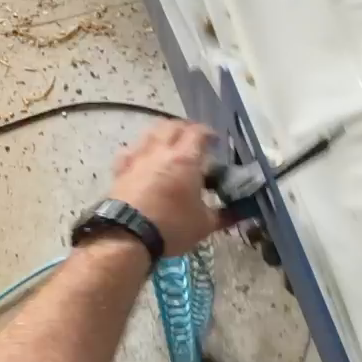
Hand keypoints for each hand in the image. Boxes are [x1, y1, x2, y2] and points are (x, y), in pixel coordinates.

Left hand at [110, 120, 222, 256]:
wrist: (127, 235)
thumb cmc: (172, 227)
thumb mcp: (204, 225)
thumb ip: (223, 215)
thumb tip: (241, 213)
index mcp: (185, 159)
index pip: (198, 133)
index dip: (209, 133)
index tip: (215, 141)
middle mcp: (161, 152)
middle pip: (172, 126)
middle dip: (186, 128)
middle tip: (194, 140)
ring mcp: (137, 158)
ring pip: (150, 133)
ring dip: (163, 134)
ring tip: (169, 144)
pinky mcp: (120, 170)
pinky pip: (131, 150)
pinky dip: (141, 149)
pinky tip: (143, 158)